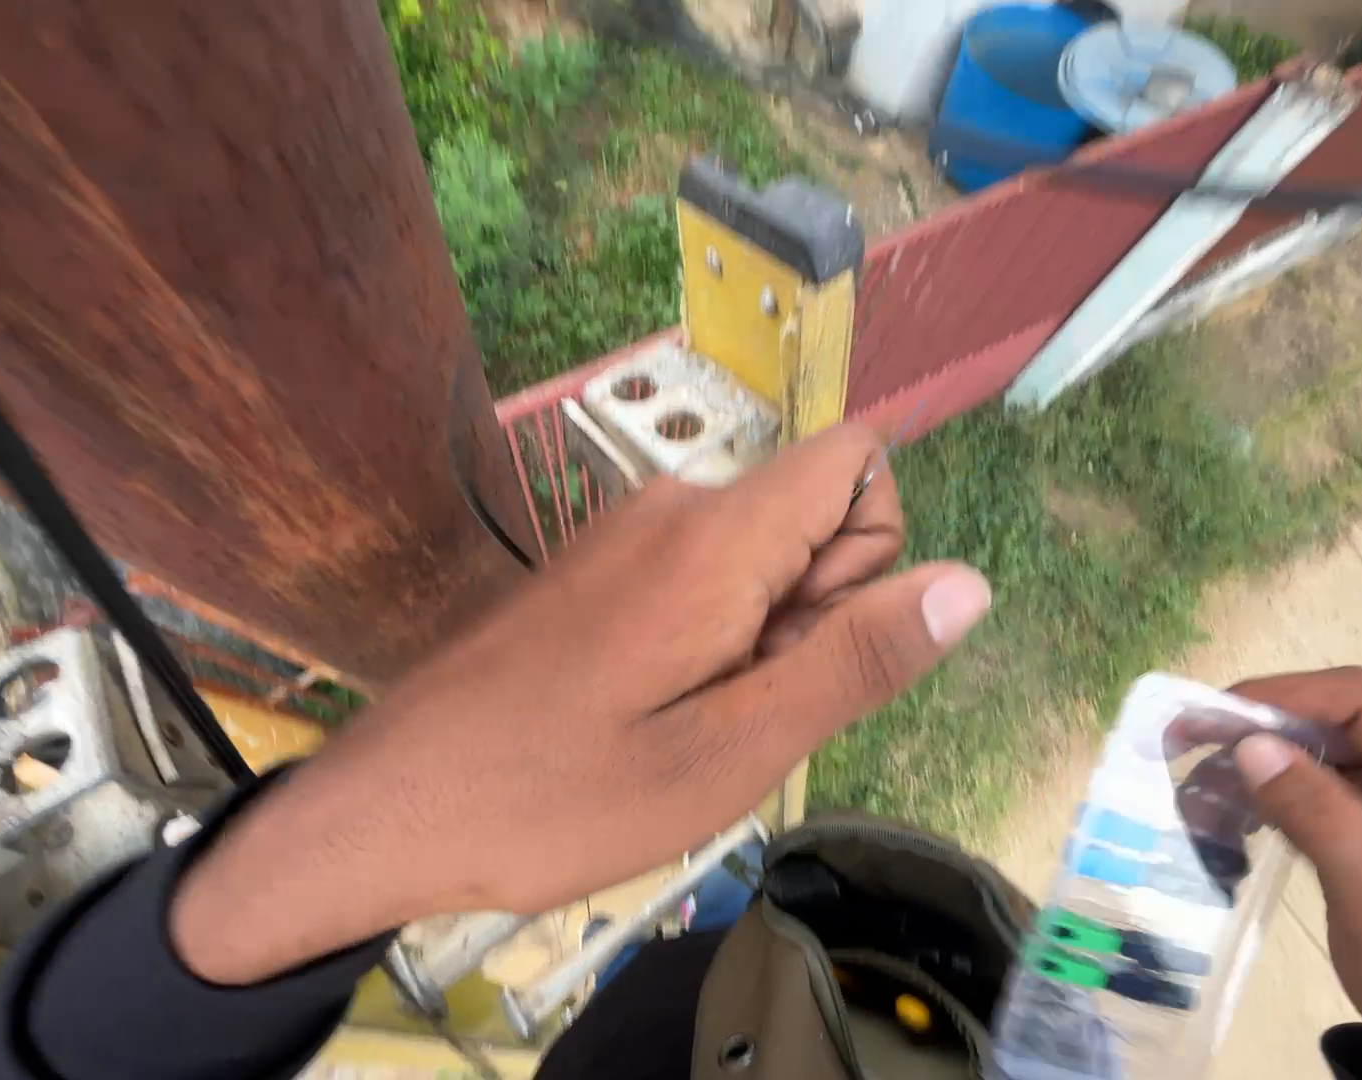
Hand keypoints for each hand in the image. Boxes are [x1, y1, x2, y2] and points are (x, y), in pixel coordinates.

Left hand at [170, 424, 991, 983]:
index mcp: (720, 534)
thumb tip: (968, 584)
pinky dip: (716, 627)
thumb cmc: (566, 791)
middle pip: (813, 509)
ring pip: (762, 547)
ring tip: (690, 712)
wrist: (393, 803)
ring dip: (766, 626)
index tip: (811, 642)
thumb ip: (857, 659)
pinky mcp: (602, 559)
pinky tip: (654, 699)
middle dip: (816, 605)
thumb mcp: (734, 749)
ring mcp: (631, 526)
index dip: (872, 551)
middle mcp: (677, 502)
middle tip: (740, 702)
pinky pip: (705, 567)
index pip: (857, 460)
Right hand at [1230, 668, 1361, 1079]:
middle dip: (1261, 732)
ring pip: (1332, 755)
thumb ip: (1322, 821)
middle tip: (1183, 747)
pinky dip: (1279, 798)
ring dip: (1262, 768)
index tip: (1207, 718)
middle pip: (1347, 725)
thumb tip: (1249, 743)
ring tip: (1198, 794)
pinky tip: (1237, 817)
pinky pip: (1336, 792)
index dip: (1284, 697)